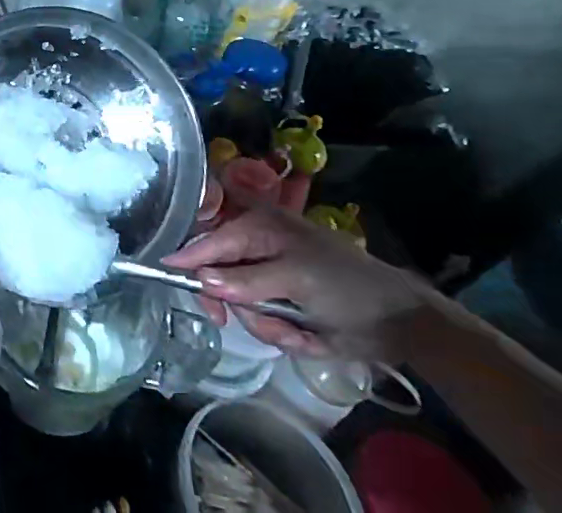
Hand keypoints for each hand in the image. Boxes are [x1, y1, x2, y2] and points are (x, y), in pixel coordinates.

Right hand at [167, 174, 427, 357]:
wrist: (398, 322)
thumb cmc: (347, 285)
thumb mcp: (298, 278)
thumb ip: (248, 280)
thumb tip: (203, 280)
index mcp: (257, 227)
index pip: (210, 236)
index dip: (187, 253)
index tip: (163, 269)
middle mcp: (255, 248)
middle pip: (216, 272)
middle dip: (231, 301)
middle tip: (225, 320)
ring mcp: (266, 279)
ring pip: (237, 304)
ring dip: (261, 322)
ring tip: (291, 331)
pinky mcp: (278, 306)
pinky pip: (259, 322)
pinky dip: (277, 333)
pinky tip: (302, 336)